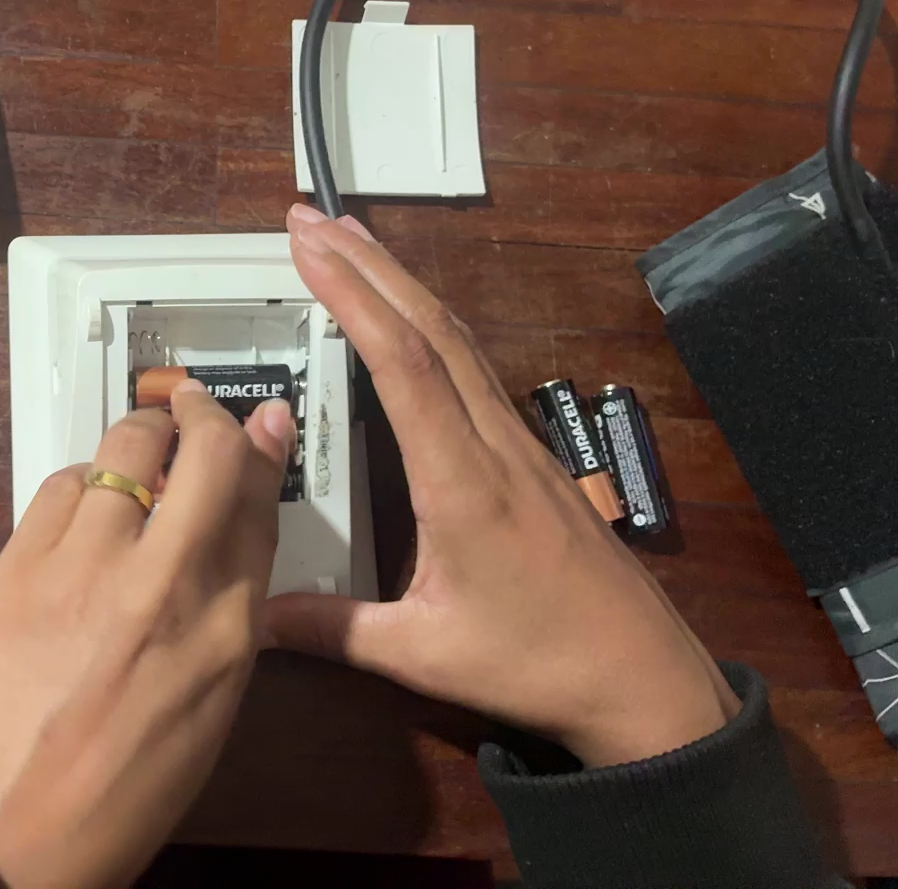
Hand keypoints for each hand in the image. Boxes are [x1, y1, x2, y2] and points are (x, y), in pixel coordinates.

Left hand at [0, 383, 294, 888]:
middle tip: (192, 405)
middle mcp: (162, 584)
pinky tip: (85, 509)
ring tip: (138, 454)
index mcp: (227, 629)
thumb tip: (238, 512)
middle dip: (202, 413)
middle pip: (202, 452)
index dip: (258, 446)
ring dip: (138, 438)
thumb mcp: (213, 691)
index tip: (257, 419)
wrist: (19, 821)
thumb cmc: (134, 770)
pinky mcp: (20, 564)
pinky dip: (82, 481)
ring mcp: (84, 567)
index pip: (256, 501)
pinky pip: (61, 483)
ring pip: (123, 448)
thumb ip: (231, 592)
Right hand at [265, 204, 739, 767]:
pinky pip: (467, 360)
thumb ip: (332, 629)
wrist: (648, 681)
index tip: (311, 248)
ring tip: (348, 236)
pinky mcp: (521, 446)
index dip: (356, 298)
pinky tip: (401, 306)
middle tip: (310, 217)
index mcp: (461, 480)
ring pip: (453, 334)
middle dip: (367, 263)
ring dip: (397, 278)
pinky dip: (424, 316)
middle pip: (430, 327)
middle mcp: (491, 440)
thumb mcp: (424, 654)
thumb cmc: (539, 662)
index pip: (405, 366)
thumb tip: (250, 617)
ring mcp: (514, 437)